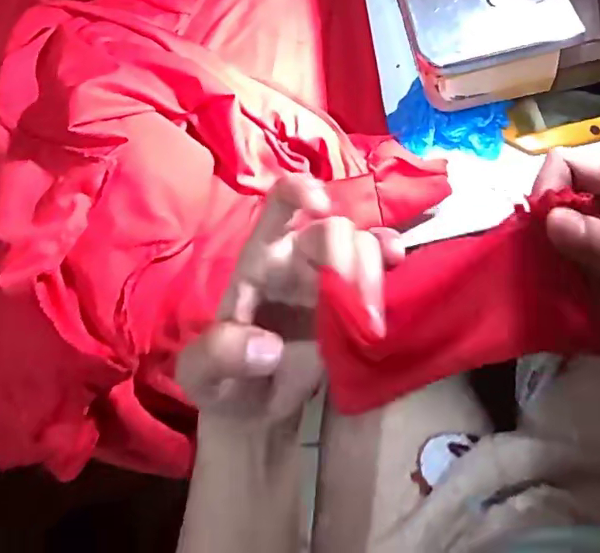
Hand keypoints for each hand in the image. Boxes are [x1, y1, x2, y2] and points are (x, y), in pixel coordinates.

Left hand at [176, 175, 403, 428]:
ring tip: (371, 318)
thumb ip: (219, 355)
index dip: (301, 191)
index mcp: (261, 258)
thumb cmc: (224, 379)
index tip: (320, 207)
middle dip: (347, 259)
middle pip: (333, 230)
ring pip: (363, 245)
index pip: (281, 202)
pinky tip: (398, 266)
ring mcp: (332, 274)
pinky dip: (392, 260)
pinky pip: (380, 263)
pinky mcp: (357, 296)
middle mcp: (300, 255)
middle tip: (355, 310)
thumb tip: (268, 347)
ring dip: (372, 273)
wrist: (255, 408)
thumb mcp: (201, 374)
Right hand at [538, 148, 599, 365]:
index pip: (572, 161)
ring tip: (552, 272)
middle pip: (569, 182)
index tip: (540, 238)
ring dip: (559, 236)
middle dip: (549, 216)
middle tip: (542, 262)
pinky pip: (590, 229)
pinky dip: (575, 249)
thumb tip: (547, 220)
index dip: (547, 192)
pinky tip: (573, 276)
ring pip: (575, 207)